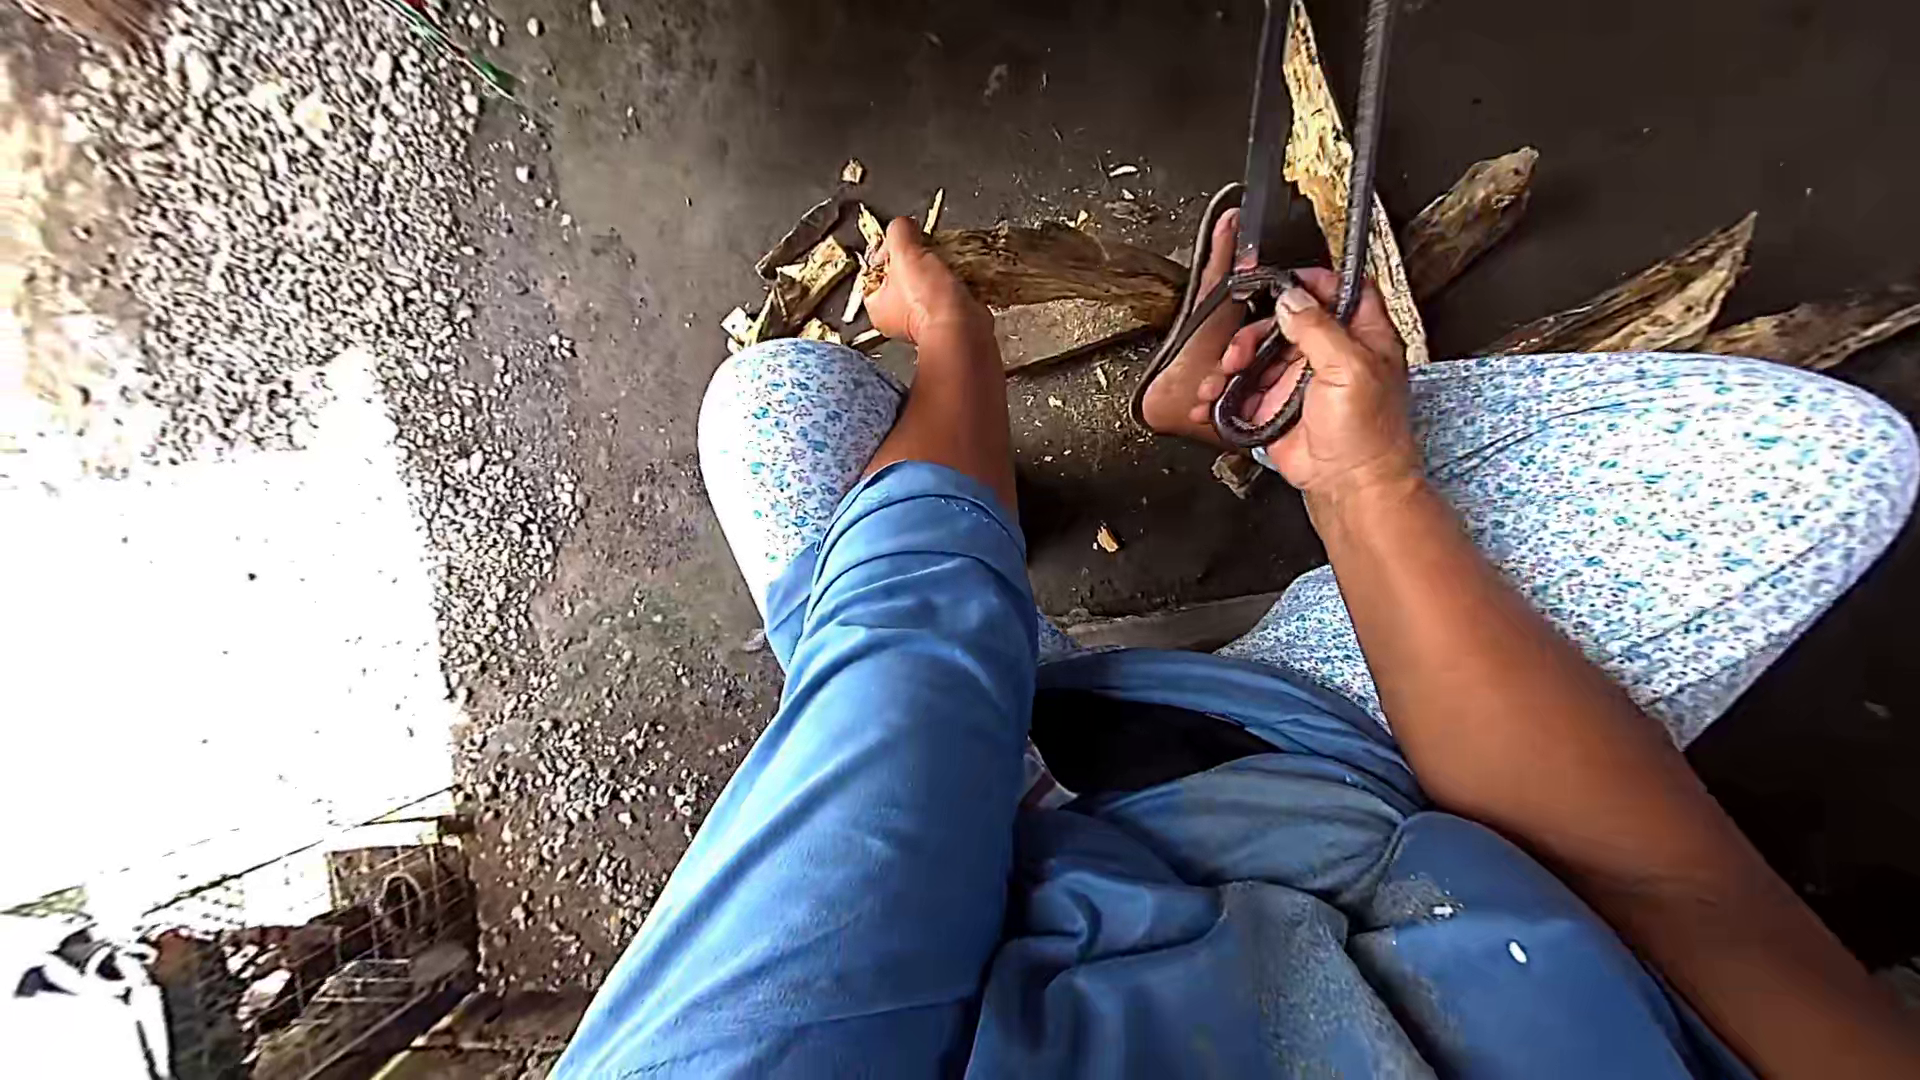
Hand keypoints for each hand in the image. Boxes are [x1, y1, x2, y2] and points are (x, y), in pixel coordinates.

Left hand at [864, 217, 991, 345]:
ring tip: (943, 260)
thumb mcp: (904, 251)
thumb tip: (904, 224)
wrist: (961, 326)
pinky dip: (954, 278)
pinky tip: (957, 273)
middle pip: (902, 271)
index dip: (887, 248)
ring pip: (927, 279)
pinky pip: (948, 289)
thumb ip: (898, 230)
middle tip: (925, 249)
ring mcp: (923, 318)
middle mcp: (897, 316)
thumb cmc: (927, 302)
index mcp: (876, 306)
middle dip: (916, 255)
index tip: (901, 240)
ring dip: (938, 265)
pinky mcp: (947, 317)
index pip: (874, 267)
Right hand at [1202, 269, 1417, 505]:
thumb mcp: (1350, 368)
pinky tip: (1211, 401)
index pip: (1339, 292)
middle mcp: (1325, 356)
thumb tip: (1292, 299)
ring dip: (1231, 366)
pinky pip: (1240, 395)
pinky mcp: (1271, 409)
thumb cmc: (1367, 434)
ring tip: (1220, 380)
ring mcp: (1295, 383)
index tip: (1281, 283)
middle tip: (1239, 352)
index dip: (1312, 282)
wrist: (1344, 482)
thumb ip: (1318, 329)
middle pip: (1282, 326)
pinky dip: (1221, 397)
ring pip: (1255, 359)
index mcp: (1358, 338)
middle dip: (1253, 334)